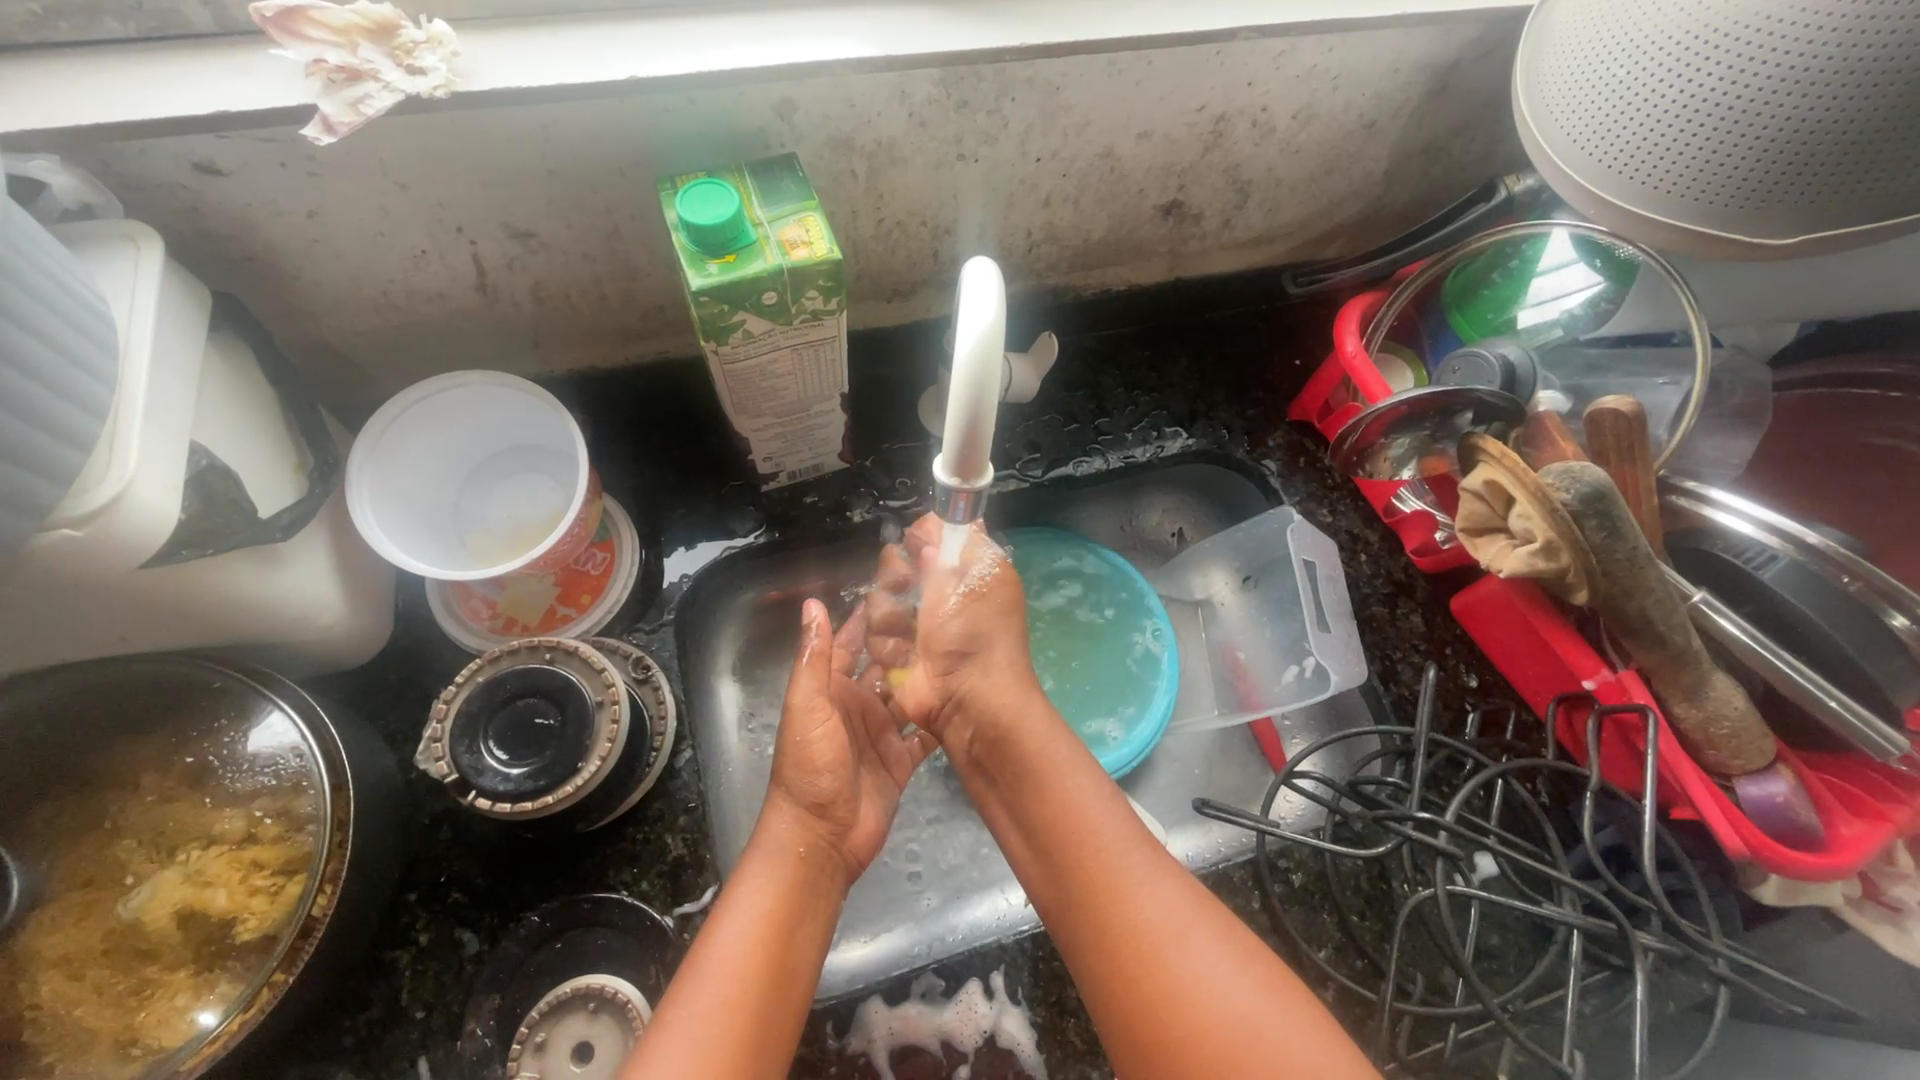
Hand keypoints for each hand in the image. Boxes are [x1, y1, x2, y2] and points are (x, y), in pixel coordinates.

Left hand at [763, 598, 937, 884]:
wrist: (821, 839)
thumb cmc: (809, 768)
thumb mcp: (807, 708)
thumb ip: (814, 658)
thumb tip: (813, 603)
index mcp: (831, 690)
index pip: (850, 643)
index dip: (870, 617)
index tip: (900, 586)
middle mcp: (858, 706)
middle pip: (886, 666)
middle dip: (908, 642)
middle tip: (944, 614)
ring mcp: (881, 734)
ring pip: (908, 696)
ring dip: (928, 677)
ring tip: (962, 649)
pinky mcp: (900, 761)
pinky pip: (923, 734)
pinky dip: (939, 719)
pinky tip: (966, 699)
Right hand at [866, 517, 1044, 745]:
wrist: (968, 699)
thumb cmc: (978, 634)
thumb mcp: (977, 576)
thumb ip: (954, 542)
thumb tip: (934, 521)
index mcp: (966, 569)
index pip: (930, 533)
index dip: (920, 536)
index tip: (918, 544)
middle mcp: (938, 592)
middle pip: (894, 562)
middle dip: (897, 577)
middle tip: (912, 590)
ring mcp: (914, 622)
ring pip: (877, 597)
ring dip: (892, 617)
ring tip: (912, 634)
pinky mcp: (895, 650)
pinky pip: (873, 632)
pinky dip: (890, 646)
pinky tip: (907, 657)